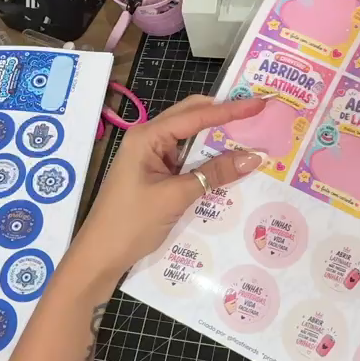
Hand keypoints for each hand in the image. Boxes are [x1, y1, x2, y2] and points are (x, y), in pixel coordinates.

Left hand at [69, 95, 266, 280]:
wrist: (100, 257)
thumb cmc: (131, 223)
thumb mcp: (176, 197)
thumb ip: (214, 174)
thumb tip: (254, 157)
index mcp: (147, 136)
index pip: (195, 115)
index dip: (230, 109)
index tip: (259, 103)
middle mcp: (148, 139)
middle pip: (192, 119)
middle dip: (224, 116)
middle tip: (258, 114)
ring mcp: (151, 157)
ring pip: (191, 140)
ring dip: (218, 140)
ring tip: (251, 136)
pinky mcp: (156, 175)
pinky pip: (187, 160)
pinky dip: (208, 161)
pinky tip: (230, 165)